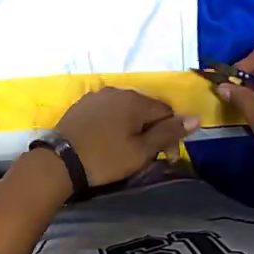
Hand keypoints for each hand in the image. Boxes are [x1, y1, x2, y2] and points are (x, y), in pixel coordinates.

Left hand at [52, 87, 197, 186]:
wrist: (58, 162)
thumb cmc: (105, 158)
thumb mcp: (141, 151)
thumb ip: (168, 133)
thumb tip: (195, 118)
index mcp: (134, 100)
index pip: (166, 112)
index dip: (171, 135)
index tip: (167, 159)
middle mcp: (116, 91)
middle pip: (145, 109)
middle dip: (151, 131)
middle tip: (147, 157)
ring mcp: (96, 96)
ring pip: (125, 110)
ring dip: (132, 128)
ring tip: (127, 151)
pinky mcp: (81, 106)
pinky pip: (107, 112)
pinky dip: (114, 125)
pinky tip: (108, 142)